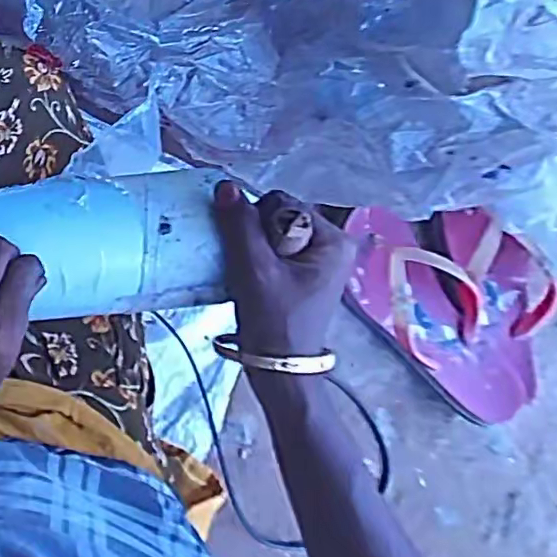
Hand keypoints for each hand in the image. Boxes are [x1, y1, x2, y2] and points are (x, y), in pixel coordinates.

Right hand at [214, 180, 354, 355]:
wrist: (278, 370)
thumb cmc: (273, 321)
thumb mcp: (254, 270)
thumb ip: (240, 226)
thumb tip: (225, 186)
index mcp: (332, 239)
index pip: (281, 203)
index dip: (256, 224)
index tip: (255, 259)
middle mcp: (330, 244)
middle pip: (275, 215)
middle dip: (254, 237)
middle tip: (253, 270)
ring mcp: (316, 260)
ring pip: (268, 233)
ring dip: (250, 250)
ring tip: (250, 277)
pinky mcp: (300, 274)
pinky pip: (269, 249)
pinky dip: (254, 260)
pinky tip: (250, 279)